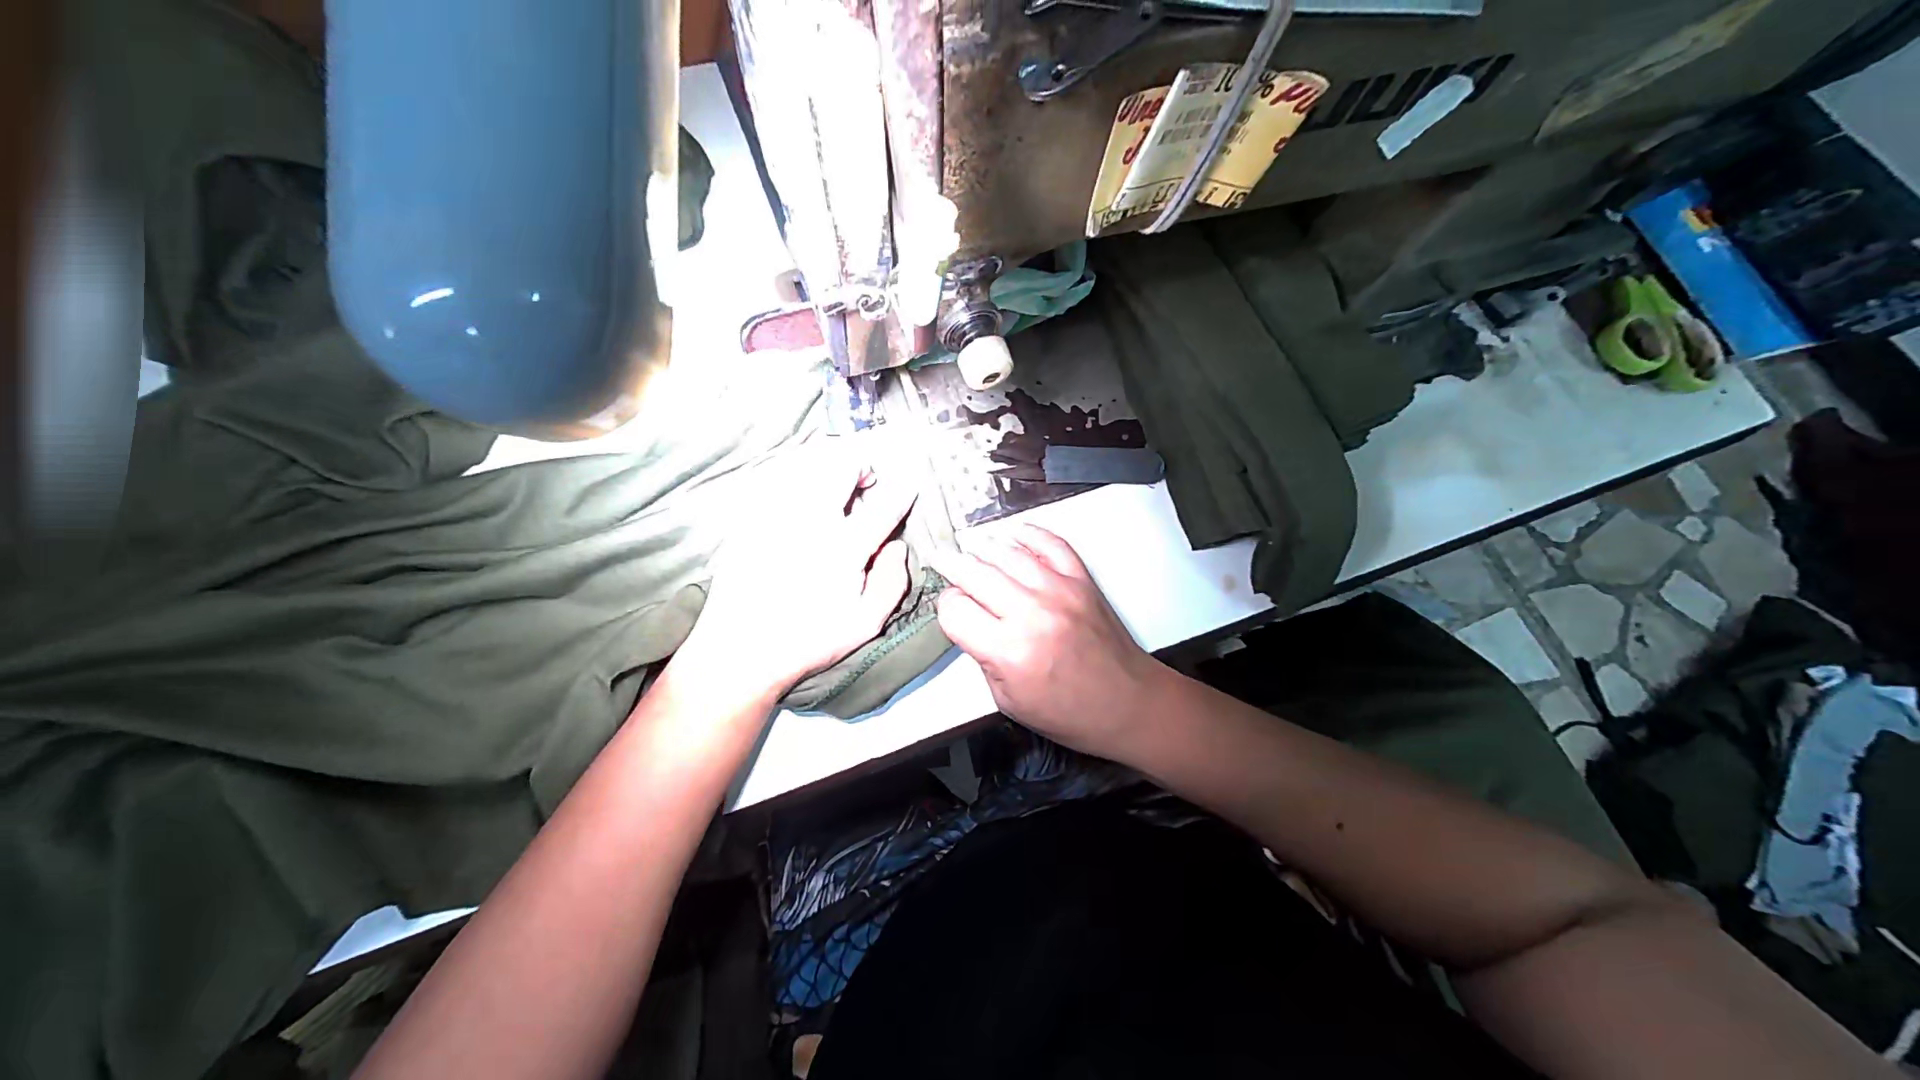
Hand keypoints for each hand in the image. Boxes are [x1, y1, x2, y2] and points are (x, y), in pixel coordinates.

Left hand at [678, 441, 916, 698]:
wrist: (738, 650)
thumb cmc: (807, 641)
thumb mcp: (865, 624)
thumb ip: (891, 582)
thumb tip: (897, 547)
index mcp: (844, 547)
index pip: (882, 506)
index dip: (901, 492)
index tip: (907, 486)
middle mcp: (810, 521)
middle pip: (841, 467)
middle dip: (862, 465)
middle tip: (867, 479)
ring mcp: (775, 515)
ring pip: (806, 465)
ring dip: (829, 464)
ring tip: (835, 480)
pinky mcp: (749, 518)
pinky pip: (775, 479)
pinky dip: (796, 474)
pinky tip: (800, 492)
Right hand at [930, 525, 1166, 759]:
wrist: (1127, 705)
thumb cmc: (1069, 712)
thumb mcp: (1007, 700)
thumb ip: (983, 656)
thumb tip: (969, 619)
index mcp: (1008, 651)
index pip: (955, 609)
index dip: (947, 607)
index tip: (952, 610)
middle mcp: (1031, 614)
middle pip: (974, 573)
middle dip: (952, 566)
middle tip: (941, 558)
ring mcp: (1059, 591)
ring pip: (1007, 552)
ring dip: (983, 548)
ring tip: (971, 551)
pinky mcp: (1081, 581)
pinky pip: (1051, 544)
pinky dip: (1029, 535)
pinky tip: (1013, 536)